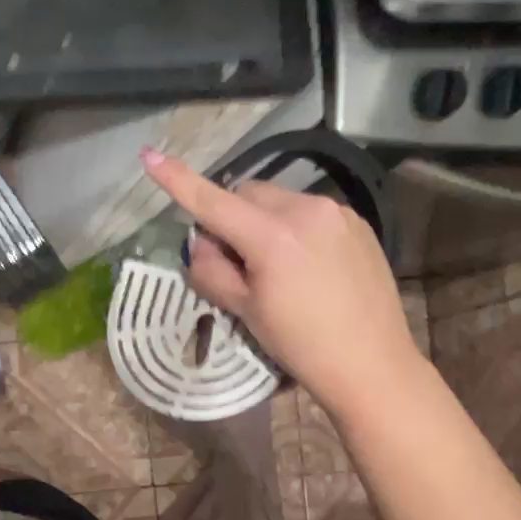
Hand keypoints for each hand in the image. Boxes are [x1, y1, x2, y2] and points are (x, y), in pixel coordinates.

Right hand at [140, 148, 422, 416]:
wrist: (370, 363)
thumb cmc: (299, 344)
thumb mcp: (244, 310)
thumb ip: (213, 271)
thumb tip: (201, 243)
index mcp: (272, 236)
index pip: (213, 201)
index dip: (178, 180)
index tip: (150, 155)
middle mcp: (306, 210)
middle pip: (246, 194)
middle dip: (230, 217)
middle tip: (232, 263)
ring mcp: (336, 213)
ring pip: (277, 202)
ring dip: (261, 222)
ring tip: (274, 270)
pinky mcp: (356, 222)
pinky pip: (308, 213)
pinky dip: (291, 229)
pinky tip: (304, 269)